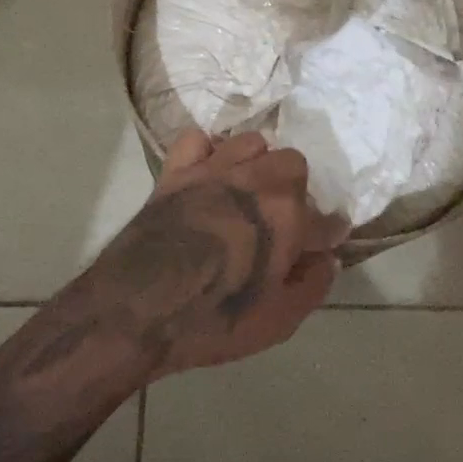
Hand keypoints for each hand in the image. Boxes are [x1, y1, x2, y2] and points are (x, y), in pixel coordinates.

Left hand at [68, 130, 348, 381]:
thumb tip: (326, 260)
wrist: (136, 309)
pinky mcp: (176, 170)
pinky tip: (208, 174)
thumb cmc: (213, 321)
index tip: (322, 245)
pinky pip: (198, 139)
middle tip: (281, 219)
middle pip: (293, 165)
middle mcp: (257, 181)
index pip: (325, 219)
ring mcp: (214, 170)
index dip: (326, 235)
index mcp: (288, 216)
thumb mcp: (278, 322)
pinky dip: (207, 151)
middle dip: (294, 190)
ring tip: (248, 191)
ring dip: (258, 163)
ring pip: (251, 142)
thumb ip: (313, 286)